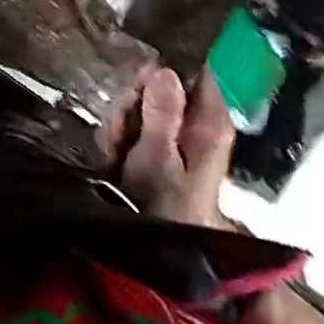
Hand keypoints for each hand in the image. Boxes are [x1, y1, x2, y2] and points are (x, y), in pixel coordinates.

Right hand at [108, 66, 235, 228]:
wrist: (161, 253)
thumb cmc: (164, 206)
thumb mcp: (158, 158)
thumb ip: (161, 113)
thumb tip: (165, 70)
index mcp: (209, 121)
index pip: (195, 71)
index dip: (162, 72)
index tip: (137, 88)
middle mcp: (198, 124)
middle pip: (160, 88)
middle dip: (132, 105)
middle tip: (120, 131)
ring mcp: (178, 137)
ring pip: (142, 108)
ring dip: (121, 125)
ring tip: (115, 154)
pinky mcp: (161, 150)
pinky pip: (135, 128)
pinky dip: (120, 141)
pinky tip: (114, 160)